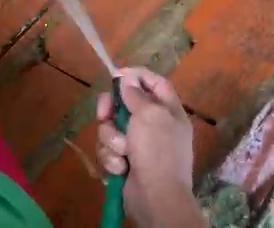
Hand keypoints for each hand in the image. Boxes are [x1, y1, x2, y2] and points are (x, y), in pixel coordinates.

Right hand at [95, 67, 203, 227]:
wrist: (156, 199)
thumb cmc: (157, 152)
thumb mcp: (149, 115)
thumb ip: (136, 94)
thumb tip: (127, 79)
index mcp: (168, 112)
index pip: (155, 82)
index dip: (137, 75)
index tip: (116, 75)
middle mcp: (154, 126)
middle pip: (124, 102)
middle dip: (110, 109)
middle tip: (105, 115)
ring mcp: (138, 144)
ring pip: (111, 126)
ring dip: (111, 139)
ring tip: (122, 153)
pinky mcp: (125, 160)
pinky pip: (108, 148)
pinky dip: (111, 157)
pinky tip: (120, 167)